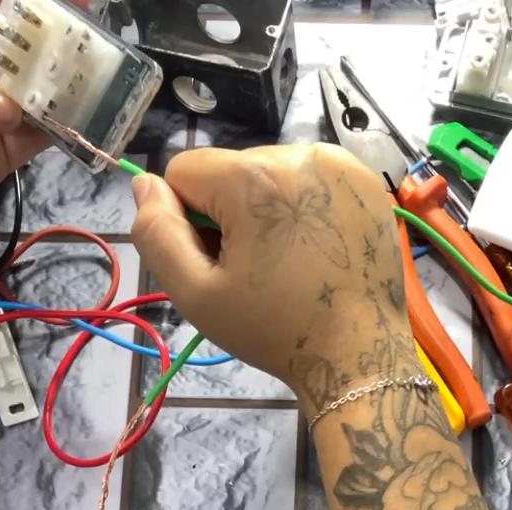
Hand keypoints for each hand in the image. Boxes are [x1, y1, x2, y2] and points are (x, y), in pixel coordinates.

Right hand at [129, 143, 420, 410]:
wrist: (360, 355)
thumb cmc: (277, 332)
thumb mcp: (198, 296)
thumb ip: (157, 235)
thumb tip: (145, 185)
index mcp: (251, 178)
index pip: (184, 173)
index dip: (191, 223)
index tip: (222, 265)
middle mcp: (296, 153)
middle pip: (232, 172)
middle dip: (234, 215)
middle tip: (262, 273)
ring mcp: (339, 164)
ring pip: (272, 174)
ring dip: (271, 210)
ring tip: (295, 264)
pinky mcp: (366, 181)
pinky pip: (312, 180)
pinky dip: (307, 208)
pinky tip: (320, 250)